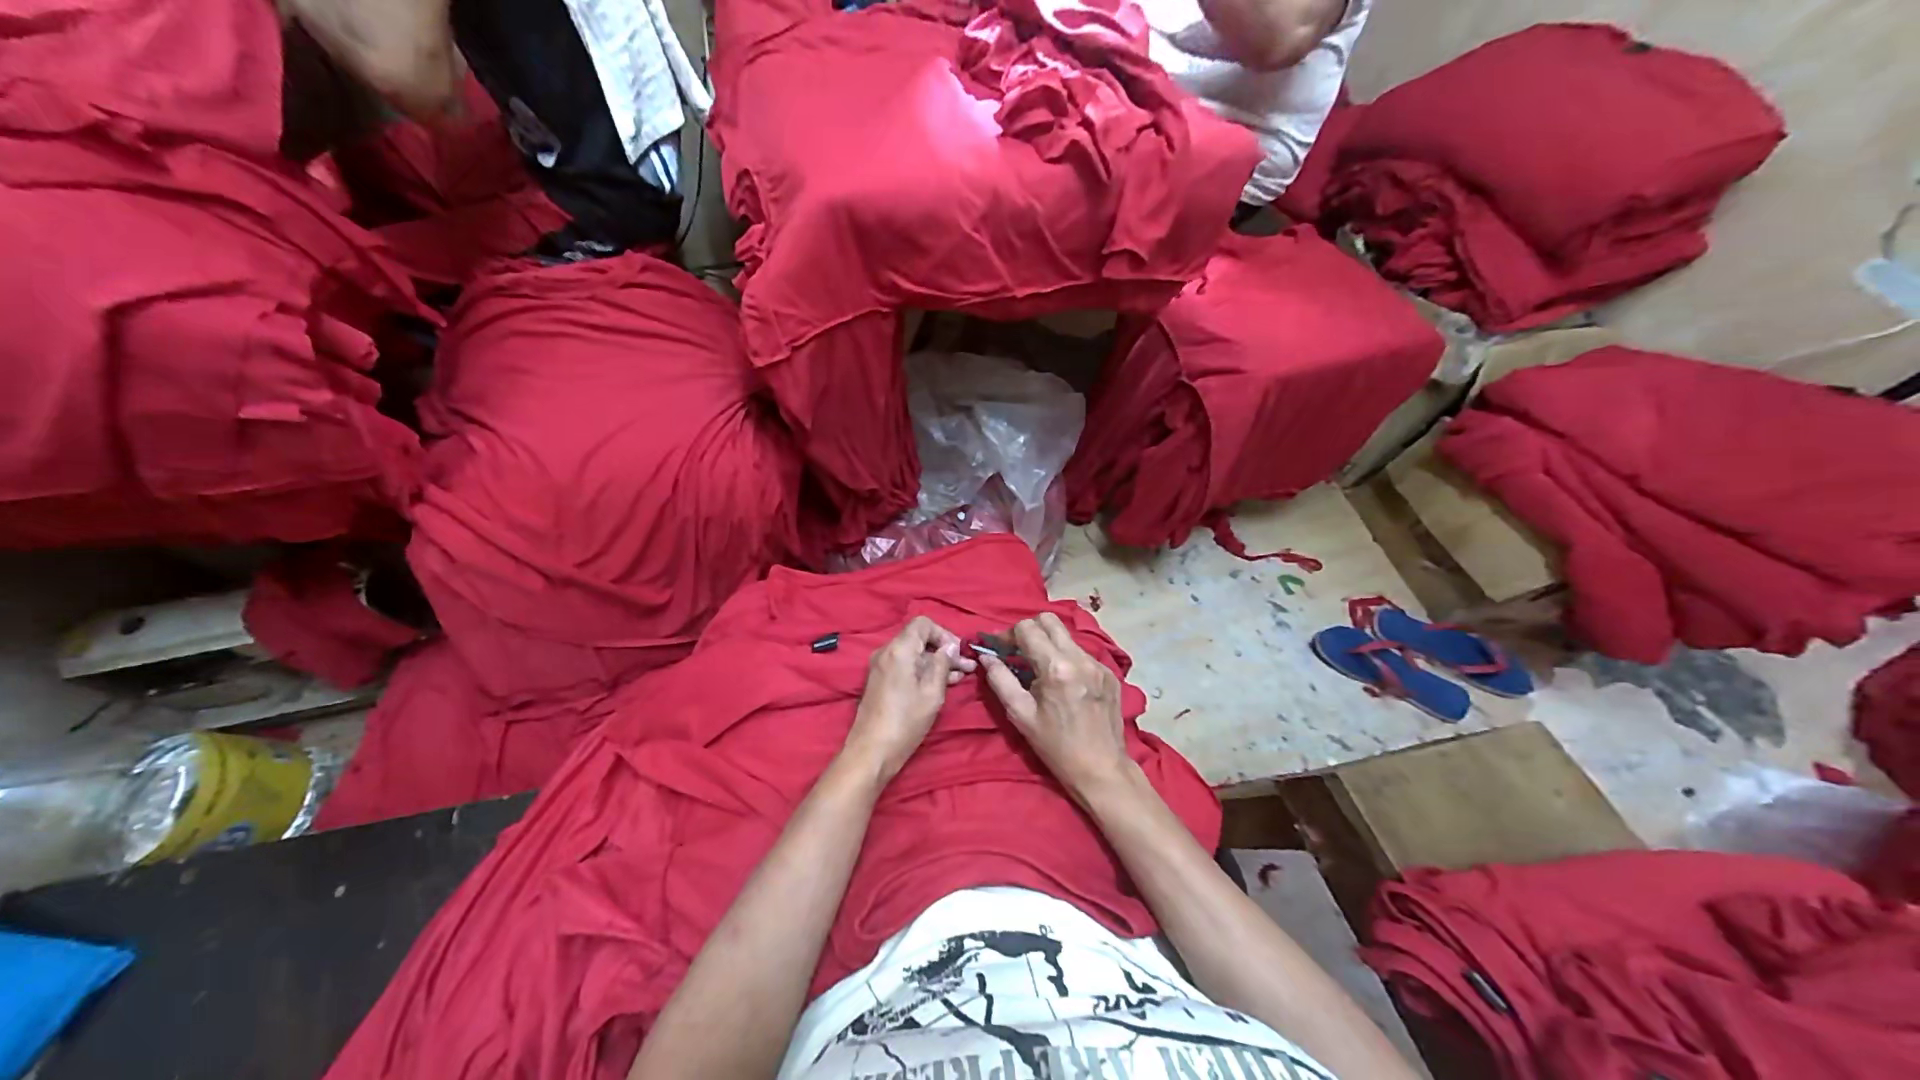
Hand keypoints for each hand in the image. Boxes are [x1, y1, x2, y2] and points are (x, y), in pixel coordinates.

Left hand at [844, 617, 976, 782]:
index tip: (958, 653)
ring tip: (960, 677)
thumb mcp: (933, 692)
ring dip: (935, 662)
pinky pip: (904, 665)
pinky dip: (922, 670)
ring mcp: (880, 666)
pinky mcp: (879, 680)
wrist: (872, 751)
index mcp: (899, 649)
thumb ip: (942, 664)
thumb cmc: (906, 721)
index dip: (944, 634)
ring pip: (913, 653)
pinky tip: (941, 683)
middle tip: (966, 667)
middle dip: (943, 650)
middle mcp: (886, 651)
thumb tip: (949, 648)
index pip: (923, 624)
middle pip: (918, 638)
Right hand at [979, 613, 1135, 803]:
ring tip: (1040, 670)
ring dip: (1049, 645)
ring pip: (1067, 636)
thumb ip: (1000, 680)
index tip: (999, 650)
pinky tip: (1064, 684)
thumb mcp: (1021, 715)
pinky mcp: (1110, 673)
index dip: (1008, 635)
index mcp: (1056, 668)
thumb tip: (986, 657)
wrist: (1101, 768)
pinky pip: (1082, 653)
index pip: (1027, 628)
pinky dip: (1067, 659)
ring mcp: (1099, 664)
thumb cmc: (1056, 746)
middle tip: (1018, 653)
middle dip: (1029, 631)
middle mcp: (1080, 658)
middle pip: (1049, 620)